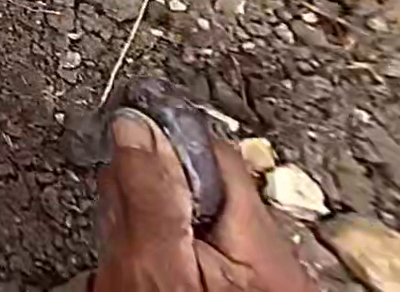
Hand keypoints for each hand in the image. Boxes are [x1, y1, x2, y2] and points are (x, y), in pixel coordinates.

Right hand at [93, 111, 316, 291]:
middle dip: (156, 183)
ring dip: (155, 215)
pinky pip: (194, 243)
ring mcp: (255, 280)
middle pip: (203, 179)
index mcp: (264, 252)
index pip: (212, 152)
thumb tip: (136, 125)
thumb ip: (148, 193)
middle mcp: (271, 263)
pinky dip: (164, 244)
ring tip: (135, 250)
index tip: (129, 148)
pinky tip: (146, 267)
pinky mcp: (235, 289)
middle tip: (127, 219)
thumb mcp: (151, 270)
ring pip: (194, 211)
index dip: (165, 142)